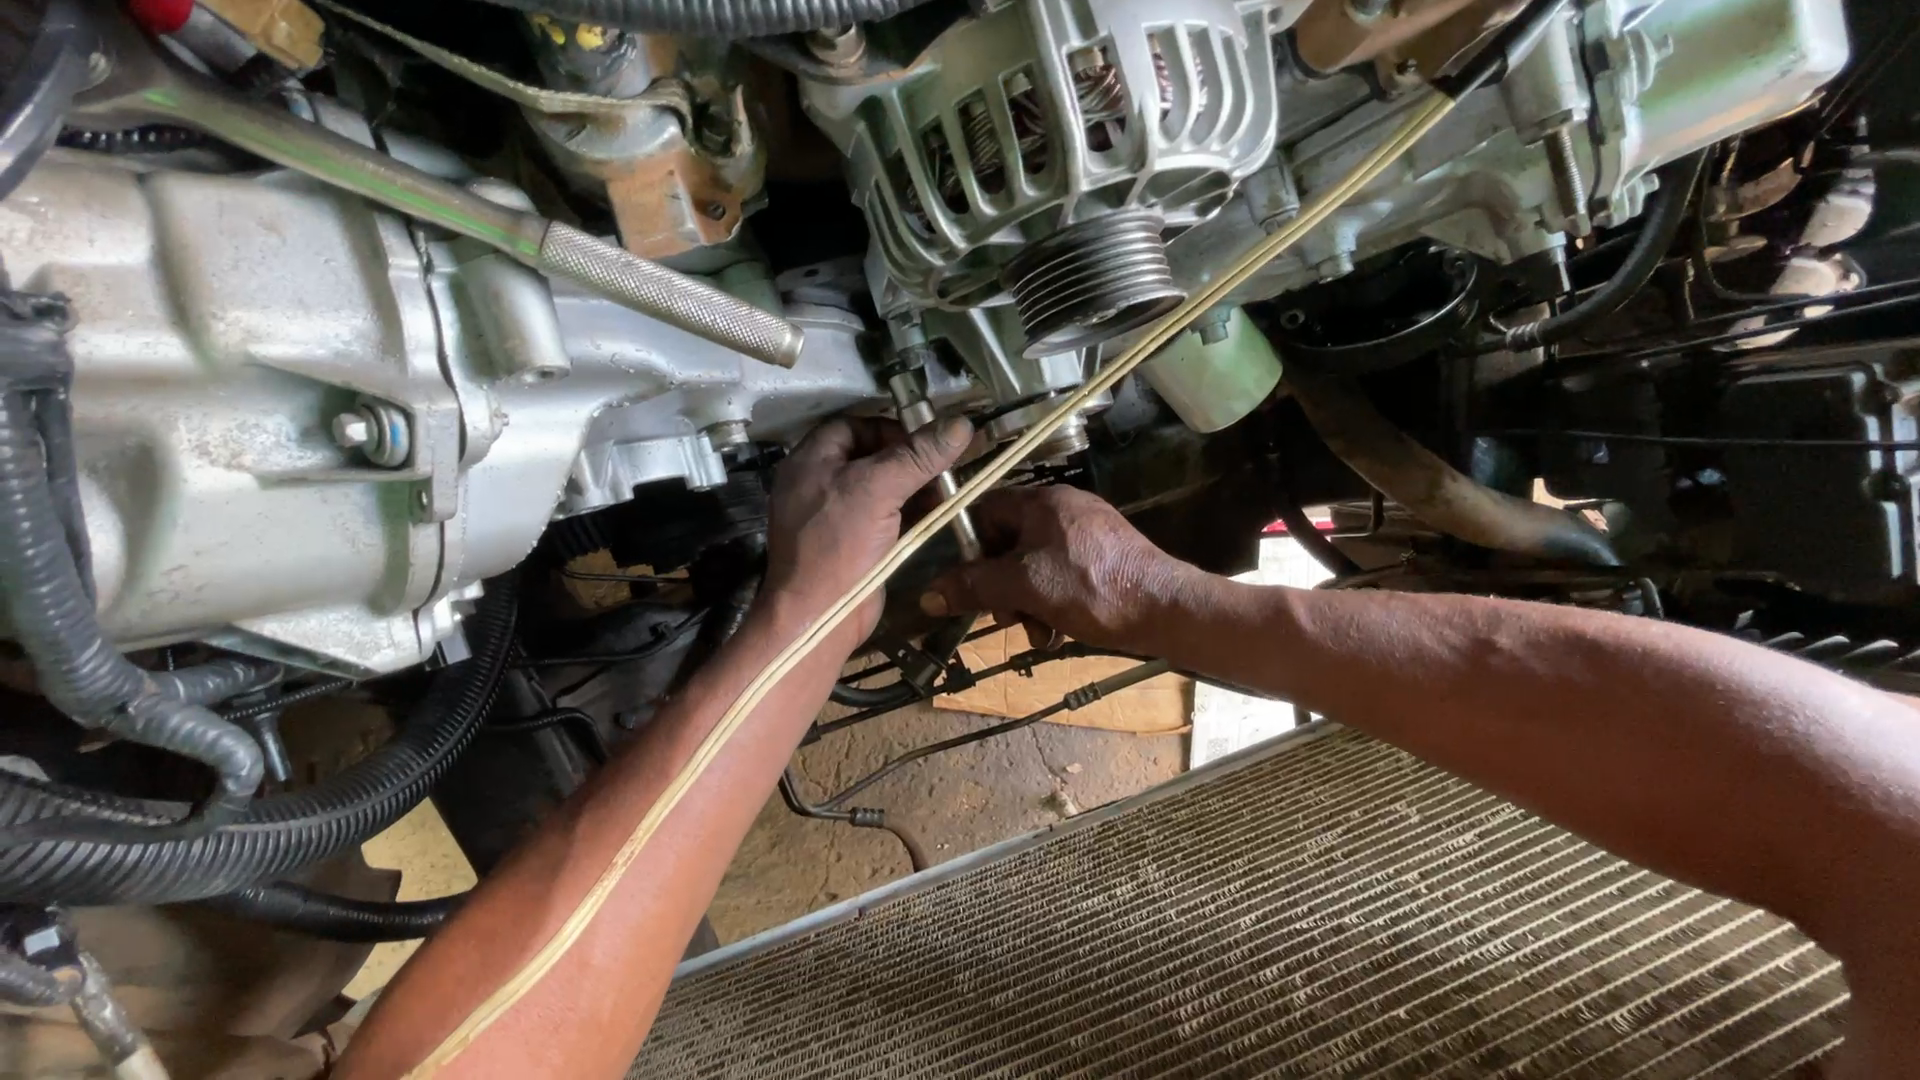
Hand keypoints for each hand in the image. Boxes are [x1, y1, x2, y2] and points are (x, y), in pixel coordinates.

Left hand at [763, 416, 973, 639]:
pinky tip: (938, 512)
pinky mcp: (852, 544)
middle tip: (946, 463)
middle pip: (871, 456)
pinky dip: (909, 512)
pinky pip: (883, 516)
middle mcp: (819, 483)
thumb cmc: (839, 545)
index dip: (891, 428)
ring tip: (950, 488)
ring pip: (880, 488)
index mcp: (811, 461)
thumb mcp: (878, 489)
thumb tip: (961, 424)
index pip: (854, 426)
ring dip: (915, 486)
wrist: (818, 617)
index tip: (928, 439)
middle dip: (910, 458)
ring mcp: (834, 516)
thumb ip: (917, 456)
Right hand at [921, 486, 1190, 652]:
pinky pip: (1062, 574)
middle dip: (1002, 586)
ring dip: (1027, 602)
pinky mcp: (1105, 556)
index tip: (967, 582)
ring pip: (1035, 565)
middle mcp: (1064, 508)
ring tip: (1038, 633)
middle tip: (1006, 618)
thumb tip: (927, 594)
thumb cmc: (1088, 589)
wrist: (1165, 609)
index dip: (969, 545)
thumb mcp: (1023, 588)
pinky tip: (1059, 632)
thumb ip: (974, 586)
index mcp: (1042, 502)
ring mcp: (1088, 532)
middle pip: (1010, 542)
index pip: (985, 509)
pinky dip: (1053, 602)